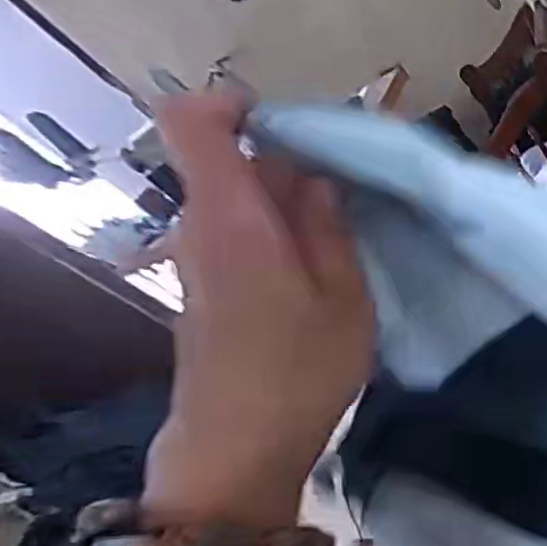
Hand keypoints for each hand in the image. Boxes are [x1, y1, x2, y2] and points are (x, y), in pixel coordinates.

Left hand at [144, 90, 372, 526]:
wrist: (240, 441)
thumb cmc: (303, 369)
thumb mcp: (345, 300)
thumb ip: (330, 231)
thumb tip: (318, 179)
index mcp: (234, 219)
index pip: (193, 120)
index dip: (233, 104)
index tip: (295, 127)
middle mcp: (201, 228)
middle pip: (226, 163)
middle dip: (287, 166)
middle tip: (353, 201)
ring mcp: (198, 261)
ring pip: (236, 204)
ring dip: (288, 208)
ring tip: (346, 243)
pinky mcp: (206, 291)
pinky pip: (237, 238)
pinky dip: (276, 238)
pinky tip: (319, 277)